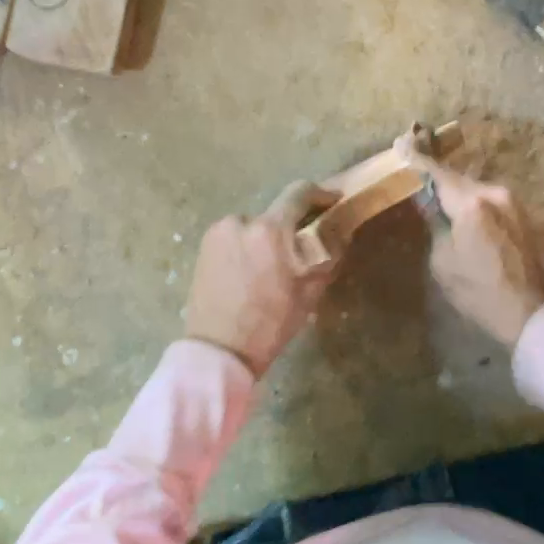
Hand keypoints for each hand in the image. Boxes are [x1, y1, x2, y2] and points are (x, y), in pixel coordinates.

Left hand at [184, 181, 339, 376]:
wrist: (219, 351)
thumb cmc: (270, 324)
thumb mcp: (309, 291)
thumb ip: (327, 253)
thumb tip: (340, 229)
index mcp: (270, 229)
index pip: (299, 193)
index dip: (320, 194)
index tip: (332, 201)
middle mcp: (241, 221)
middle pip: (275, 213)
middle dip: (289, 227)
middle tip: (298, 250)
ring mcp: (218, 232)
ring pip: (253, 227)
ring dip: (264, 239)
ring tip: (268, 269)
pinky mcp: (204, 246)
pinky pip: (234, 238)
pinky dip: (245, 248)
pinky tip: (248, 274)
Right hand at [400, 141, 543, 347]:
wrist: (532, 314)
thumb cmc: (481, 293)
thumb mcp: (444, 263)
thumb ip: (435, 225)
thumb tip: (430, 206)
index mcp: (471, 204)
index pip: (436, 174)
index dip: (416, 160)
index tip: (400, 143)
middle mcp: (493, 193)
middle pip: (456, 178)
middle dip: (435, 178)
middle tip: (413, 175)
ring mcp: (511, 201)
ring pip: (472, 188)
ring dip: (454, 192)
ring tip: (434, 198)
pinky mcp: (520, 214)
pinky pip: (486, 199)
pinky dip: (470, 202)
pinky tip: (459, 213)